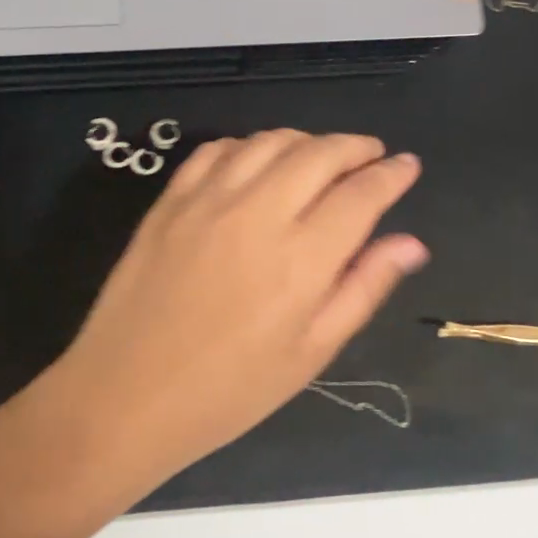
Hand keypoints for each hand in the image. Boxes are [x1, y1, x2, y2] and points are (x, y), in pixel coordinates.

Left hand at [49, 130, 427, 480]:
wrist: (125, 397)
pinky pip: (218, 150)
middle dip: (356, 148)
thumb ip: (363, 288)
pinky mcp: (170, 201)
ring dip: (307, 141)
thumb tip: (411, 243)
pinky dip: (250, 146)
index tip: (408, 166)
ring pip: (271, 141)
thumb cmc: (229, 391)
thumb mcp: (310, 353)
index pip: (361, 194)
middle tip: (372, 157)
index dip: (392, 175)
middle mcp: (259, 213)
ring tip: (321, 158)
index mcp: (302, 259)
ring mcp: (209, 201)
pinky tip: (259, 163)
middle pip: (320, 153)